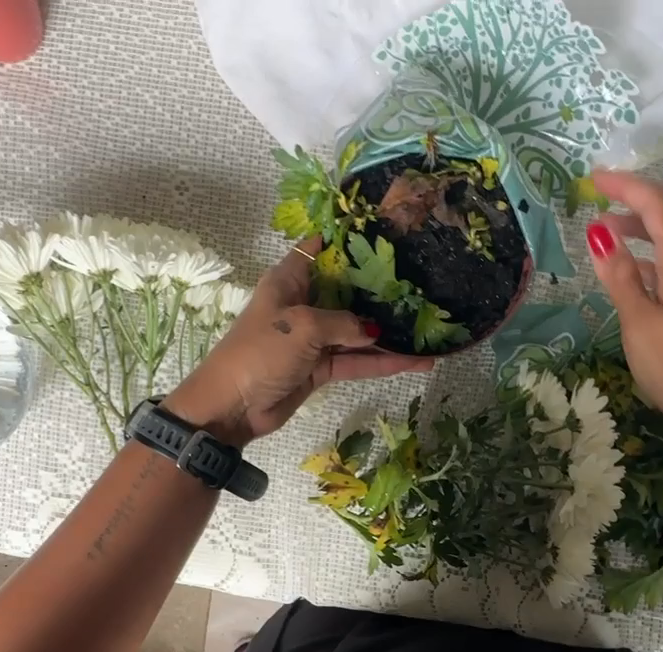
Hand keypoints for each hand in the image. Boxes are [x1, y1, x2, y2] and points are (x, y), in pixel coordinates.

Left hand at [164, 237, 433, 444]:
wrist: (234, 407)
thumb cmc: (260, 352)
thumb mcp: (303, 327)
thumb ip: (345, 323)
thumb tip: (376, 331)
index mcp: (289, 281)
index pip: (319, 249)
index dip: (347, 239)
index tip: (384, 233)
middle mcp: (304, 305)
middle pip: (348, 291)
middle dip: (380, 288)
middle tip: (421, 281)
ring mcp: (314, 339)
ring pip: (358, 331)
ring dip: (390, 334)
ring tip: (429, 329)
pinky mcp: (321, 369)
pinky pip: (358, 362)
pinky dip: (384, 363)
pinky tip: (417, 362)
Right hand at [585, 170, 662, 435]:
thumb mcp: (637, 321)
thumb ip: (619, 275)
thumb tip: (599, 231)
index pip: (655, 203)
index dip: (624, 185)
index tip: (590, 179)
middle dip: (637, 195)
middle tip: (600, 197)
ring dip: (642, 222)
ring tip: (606, 233)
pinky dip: (649, 247)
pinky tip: (627, 266)